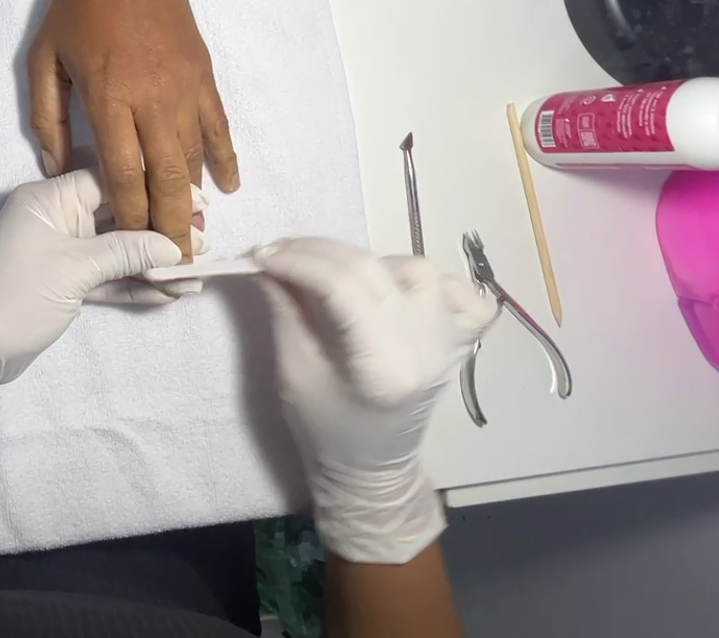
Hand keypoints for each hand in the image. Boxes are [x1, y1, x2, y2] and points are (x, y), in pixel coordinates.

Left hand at [0, 170, 188, 424]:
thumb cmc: (17, 295)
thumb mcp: (75, 268)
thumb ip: (127, 252)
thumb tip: (176, 246)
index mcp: (50, 198)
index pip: (112, 180)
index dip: (156, 190)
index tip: (199, 204)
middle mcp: (58, 217)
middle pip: (120, 214)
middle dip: (162, 231)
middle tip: (204, 245)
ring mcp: (62, 251)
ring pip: (117, 249)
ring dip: (153, 263)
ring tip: (197, 274)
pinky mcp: (66, 282)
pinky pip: (107, 276)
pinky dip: (135, 284)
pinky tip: (171, 292)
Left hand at [27, 0, 238, 257]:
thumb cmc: (79, 9)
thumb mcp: (44, 59)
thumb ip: (47, 117)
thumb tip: (56, 167)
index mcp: (108, 99)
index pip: (123, 176)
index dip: (130, 218)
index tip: (133, 249)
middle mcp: (152, 103)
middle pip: (166, 179)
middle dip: (169, 225)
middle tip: (174, 262)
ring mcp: (185, 91)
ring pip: (195, 160)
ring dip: (194, 201)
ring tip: (192, 234)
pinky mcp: (205, 79)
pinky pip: (219, 129)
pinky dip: (225, 160)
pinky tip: (226, 187)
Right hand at [256, 239, 497, 564]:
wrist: (372, 468)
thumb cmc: (325, 428)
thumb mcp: (293, 371)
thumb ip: (284, 309)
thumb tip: (266, 262)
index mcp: (382, 366)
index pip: (339, 286)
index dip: (295, 261)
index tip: (259, 255)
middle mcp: (425, 347)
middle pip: (369, 268)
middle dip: (314, 250)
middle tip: (277, 252)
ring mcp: (449, 341)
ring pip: (415, 268)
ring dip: (366, 260)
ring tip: (334, 274)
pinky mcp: (459, 340)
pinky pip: (459, 291)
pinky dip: (426, 279)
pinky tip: (393, 285)